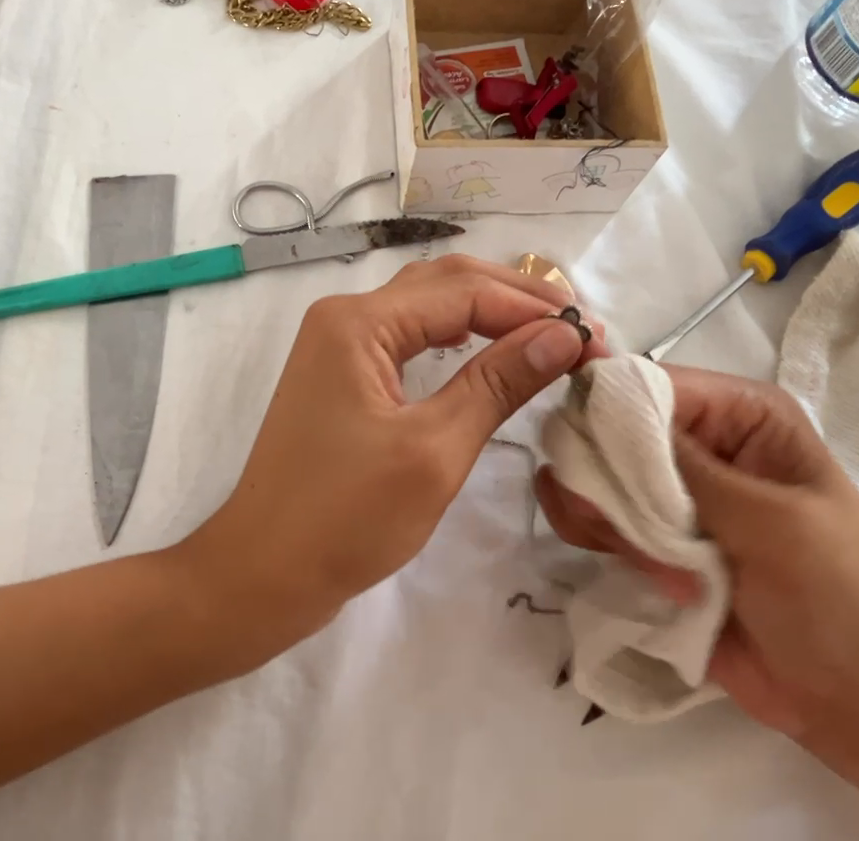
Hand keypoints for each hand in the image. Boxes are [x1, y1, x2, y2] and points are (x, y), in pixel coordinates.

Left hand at [181, 256, 606, 654]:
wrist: (262, 575)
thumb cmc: (346, 519)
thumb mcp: (434, 450)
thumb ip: (498, 382)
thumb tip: (563, 333)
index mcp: (359, 323)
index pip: (465, 292)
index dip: (534, 310)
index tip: (596, 339)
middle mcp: (344, 318)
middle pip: (445, 283)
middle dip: (515, 298)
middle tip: (580, 327)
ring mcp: (338, 346)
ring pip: (427, 306)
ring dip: (489, 312)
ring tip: (548, 332)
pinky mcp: (341, 377)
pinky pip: (408, 337)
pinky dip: (456, 336)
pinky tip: (487, 348)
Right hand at [535, 365, 858, 762]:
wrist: (850, 699)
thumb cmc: (834, 597)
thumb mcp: (771, 522)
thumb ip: (686, 469)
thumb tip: (604, 411)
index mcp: (743, 416)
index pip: (650, 385)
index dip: (610, 411)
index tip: (590, 458)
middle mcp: (700, 443)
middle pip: (607, 429)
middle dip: (603, 477)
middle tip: (618, 527)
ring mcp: (670, 493)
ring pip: (592, 474)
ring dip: (607, 520)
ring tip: (661, 570)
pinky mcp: (649, 537)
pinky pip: (595, 518)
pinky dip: (603, 542)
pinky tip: (652, 580)